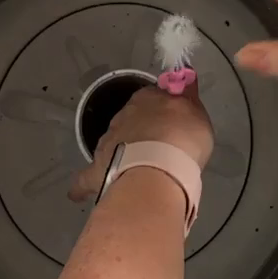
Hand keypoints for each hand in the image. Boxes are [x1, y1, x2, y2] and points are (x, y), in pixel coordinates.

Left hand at [69, 87, 213, 201]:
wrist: (158, 170)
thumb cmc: (183, 140)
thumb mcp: (197, 113)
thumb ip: (188, 99)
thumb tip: (184, 84)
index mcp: (147, 98)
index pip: (153, 97)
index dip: (163, 110)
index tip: (173, 123)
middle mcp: (123, 115)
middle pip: (131, 121)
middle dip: (141, 132)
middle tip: (159, 150)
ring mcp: (107, 141)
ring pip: (112, 144)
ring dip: (121, 153)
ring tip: (135, 172)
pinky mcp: (97, 169)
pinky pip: (87, 178)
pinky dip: (83, 185)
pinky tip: (79, 193)